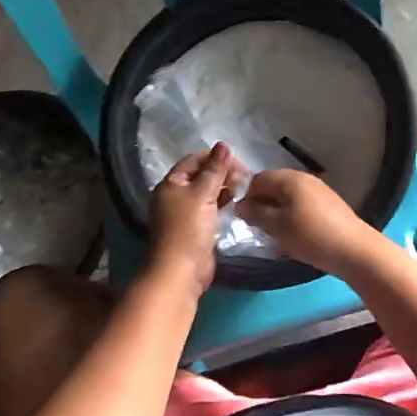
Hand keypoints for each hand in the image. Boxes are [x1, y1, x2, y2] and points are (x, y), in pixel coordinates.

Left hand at [146, 143, 247, 291]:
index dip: (216, 158)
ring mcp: (184, 213)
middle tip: (246, 177)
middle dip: (222, 173)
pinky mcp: (195, 228)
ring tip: (244, 188)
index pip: (194, 160)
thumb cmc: (189, 228)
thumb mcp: (203, 194)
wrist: (181, 271)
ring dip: (224, 188)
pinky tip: (236, 203)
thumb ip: (215, 169)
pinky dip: (222, 203)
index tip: (240, 164)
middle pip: (200, 175)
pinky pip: (209, 209)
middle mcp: (175, 195)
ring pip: (206, 192)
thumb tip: (223, 144)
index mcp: (171, 183)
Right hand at [238, 169, 380, 272]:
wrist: (355, 251)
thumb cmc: (310, 235)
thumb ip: (256, 213)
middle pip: (273, 186)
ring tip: (274, 232)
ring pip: (288, 196)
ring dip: (277, 211)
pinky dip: (292, 215)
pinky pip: (301, 204)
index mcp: (289, 178)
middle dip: (262, 203)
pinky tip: (294, 233)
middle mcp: (304, 178)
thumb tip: (240, 205)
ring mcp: (319, 190)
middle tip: (256, 226)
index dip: (246, 196)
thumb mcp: (277, 226)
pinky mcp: (329, 204)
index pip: (257, 179)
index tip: (242, 217)